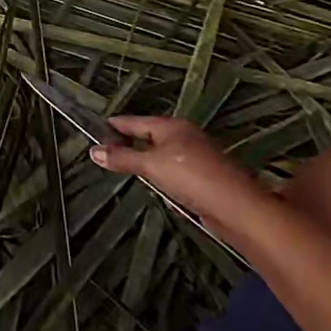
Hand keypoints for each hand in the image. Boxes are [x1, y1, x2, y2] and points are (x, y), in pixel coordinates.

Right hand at [96, 115, 270, 226]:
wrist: (239, 209)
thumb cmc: (191, 178)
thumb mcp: (150, 166)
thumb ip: (121, 158)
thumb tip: (93, 151)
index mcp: (171, 126)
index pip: (132, 121)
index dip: (112, 126)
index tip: (92, 130)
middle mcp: (185, 135)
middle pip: (147, 136)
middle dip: (128, 145)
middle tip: (104, 153)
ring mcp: (197, 155)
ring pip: (160, 154)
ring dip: (145, 163)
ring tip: (125, 171)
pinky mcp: (204, 175)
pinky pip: (173, 170)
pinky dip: (161, 176)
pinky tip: (156, 187)